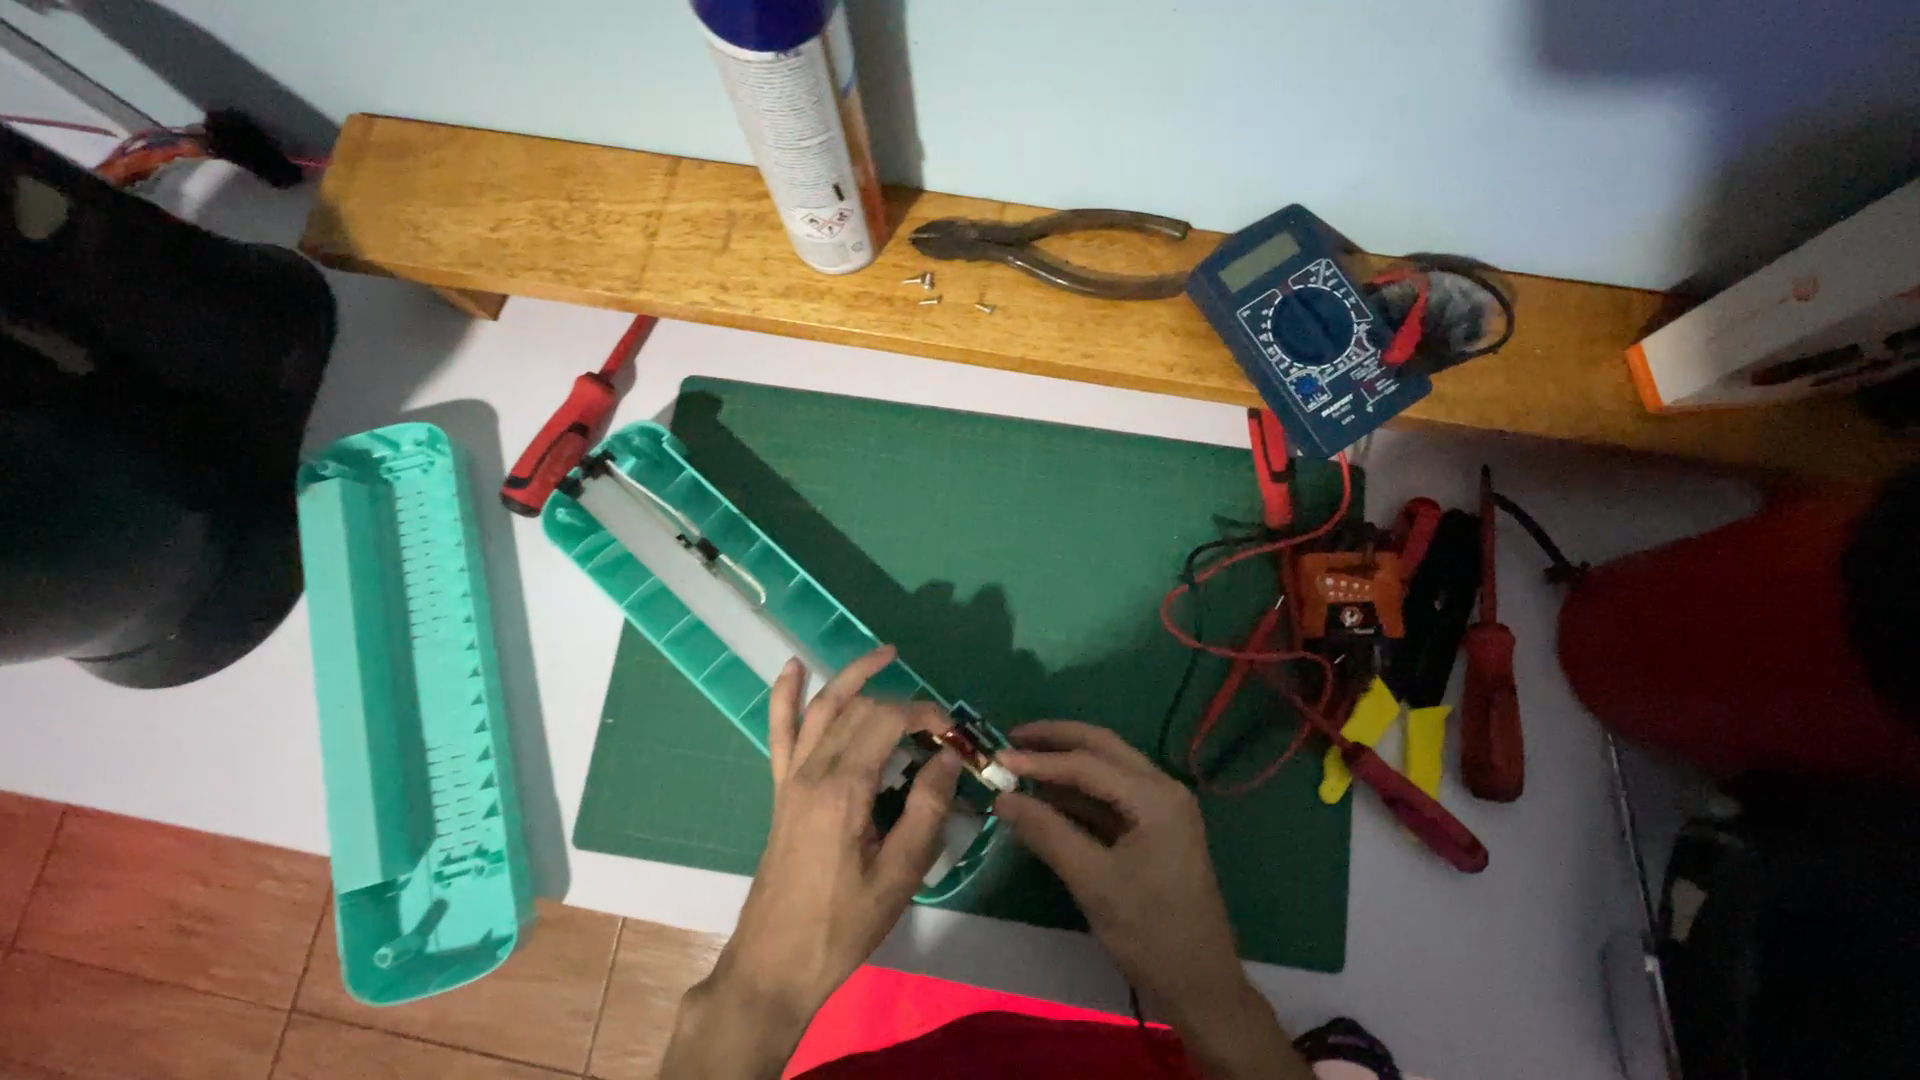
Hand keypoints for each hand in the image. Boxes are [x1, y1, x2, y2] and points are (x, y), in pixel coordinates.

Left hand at [663, 646, 961, 1079]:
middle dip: (903, 704)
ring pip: (822, 709)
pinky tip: (793, 668)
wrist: (776, 962)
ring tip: (885, 654)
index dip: (926, 715)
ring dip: (852, 677)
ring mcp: (791, 778)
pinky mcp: (781, 790)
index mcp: (844, 789)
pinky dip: (785, 697)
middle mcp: (813, 771)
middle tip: (939, 724)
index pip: (888, 722)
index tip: (956, 733)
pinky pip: (780, 732)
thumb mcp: (899, 874)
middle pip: (860, 712)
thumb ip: (926, 810)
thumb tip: (948, 759)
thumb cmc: (843, 925)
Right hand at [994, 721, 1309, 1079]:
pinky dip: (1078, 795)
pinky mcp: (1154, 830)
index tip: (997, 758)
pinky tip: (1046, 799)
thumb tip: (1002, 798)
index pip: (1087, 763)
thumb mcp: (1092, 881)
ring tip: (1022, 765)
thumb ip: (1046, 832)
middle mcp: (1163, 790)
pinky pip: (1111, 799)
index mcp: (1155, 797)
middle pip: (1102, 749)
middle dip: (1055, 741)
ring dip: (1065, 765)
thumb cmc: (1149, 932)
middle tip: (1011, 739)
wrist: (1199, 986)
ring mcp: (1161, 809)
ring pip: (1107, 771)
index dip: (1039, 760)